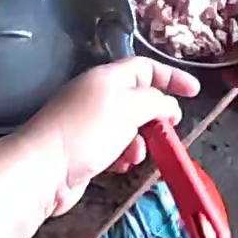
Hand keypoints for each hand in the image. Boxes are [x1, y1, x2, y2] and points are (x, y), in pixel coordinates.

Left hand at [18, 57, 200, 215]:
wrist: (43, 169)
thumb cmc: (87, 131)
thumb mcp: (129, 107)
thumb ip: (155, 101)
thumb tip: (168, 104)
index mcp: (106, 77)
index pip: (144, 68)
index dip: (170, 77)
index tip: (194, 91)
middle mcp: (96, 96)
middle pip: (137, 99)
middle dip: (155, 116)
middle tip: (167, 131)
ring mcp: (88, 123)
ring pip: (128, 127)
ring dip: (140, 140)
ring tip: (136, 154)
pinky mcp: (83, 150)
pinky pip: (113, 147)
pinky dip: (122, 155)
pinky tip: (120, 166)